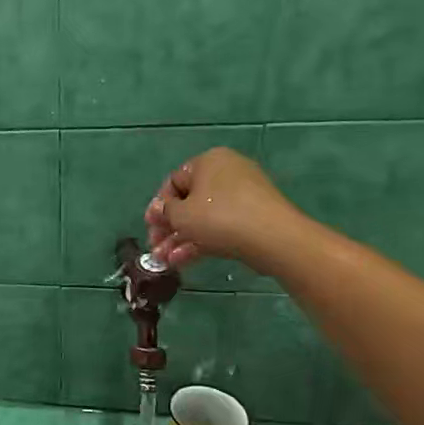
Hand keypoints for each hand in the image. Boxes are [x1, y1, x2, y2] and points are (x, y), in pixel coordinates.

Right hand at [143, 147, 304, 270]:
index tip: (150, 226)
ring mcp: (244, 195)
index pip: (174, 181)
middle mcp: (227, 172)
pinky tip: (184, 261)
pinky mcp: (254, 217)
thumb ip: (165, 212)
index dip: (159, 205)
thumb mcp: (182, 215)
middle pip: (190, 201)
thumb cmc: (220, 218)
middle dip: (170, 228)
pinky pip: (222, 226)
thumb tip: (159, 209)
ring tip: (165, 262)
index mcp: (208, 161)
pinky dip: (203, 241)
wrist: (274, 238)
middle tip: (155, 248)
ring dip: (182, 239)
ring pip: (205, 217)